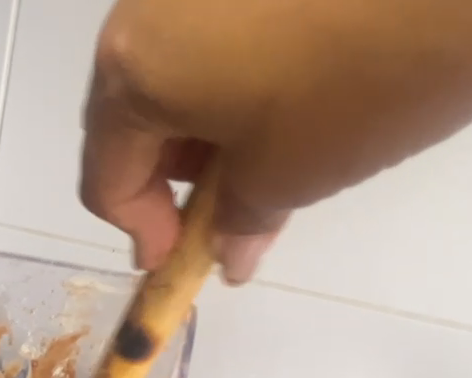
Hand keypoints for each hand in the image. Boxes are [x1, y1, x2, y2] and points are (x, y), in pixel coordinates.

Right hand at [80, 0, 471, 279]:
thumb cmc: (364, 83)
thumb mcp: (286, 177)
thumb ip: (232, 222)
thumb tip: (227, 254)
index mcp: (131, 67)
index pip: (106, 177)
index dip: (142, 231)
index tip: (185, 259)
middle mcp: (149, 2)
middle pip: (134, 116)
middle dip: (172, 176)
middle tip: (224, 208)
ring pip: (178, 67)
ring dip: (205, 125)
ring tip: (266, 148)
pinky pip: (222, 23)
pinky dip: (240, 70)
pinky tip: (293, 85)